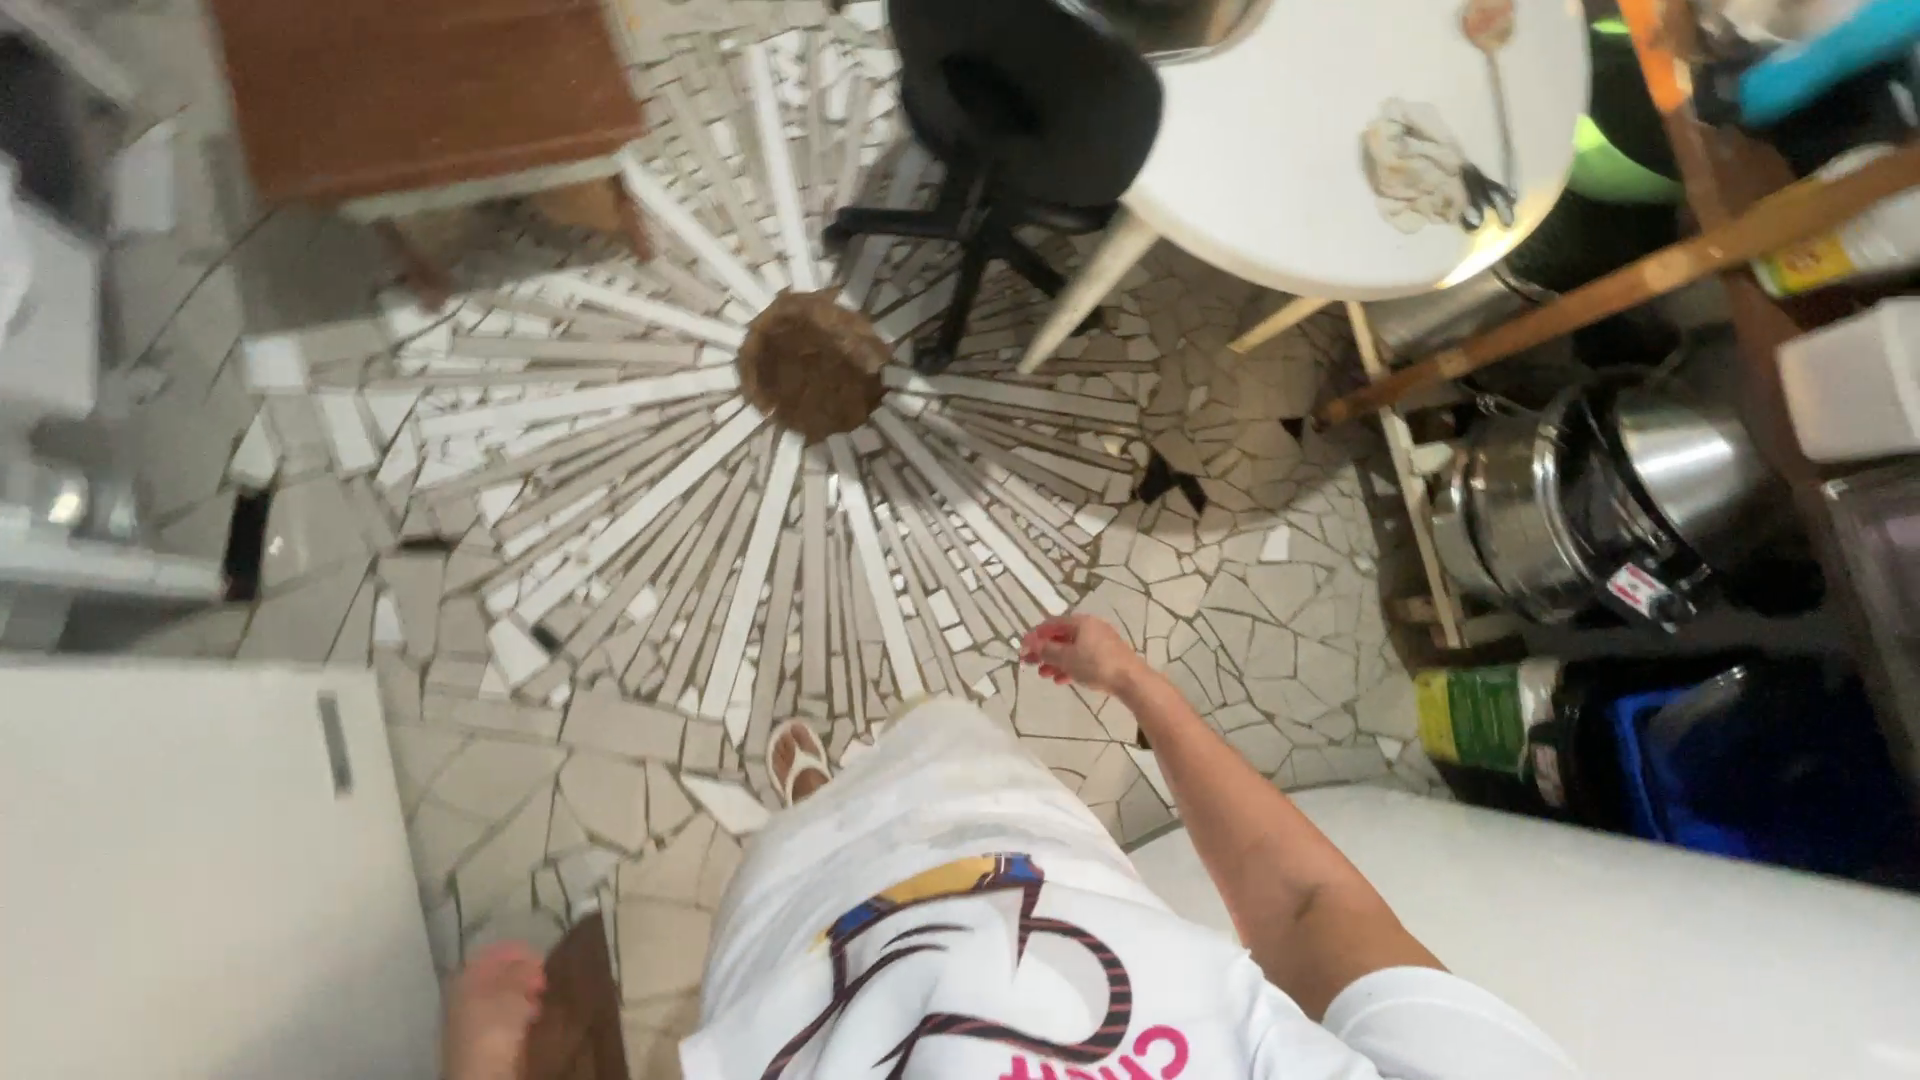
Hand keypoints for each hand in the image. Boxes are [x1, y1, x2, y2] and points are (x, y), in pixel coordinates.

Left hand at [444, 942, 547, 1079]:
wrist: (481, 1077)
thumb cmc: (495, 1027)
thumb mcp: (513, 991)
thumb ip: (520, 971)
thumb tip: (528, 961)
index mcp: (466, 980)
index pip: (490, 954)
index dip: (515, 951)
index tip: (538, 954)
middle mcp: (464, 997)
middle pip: (495, 976)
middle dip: (521, 972)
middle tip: (543, 975)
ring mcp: (471, 1020)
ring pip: (500, 996)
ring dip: (522, 992)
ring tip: (541, 994)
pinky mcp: (482, 1039)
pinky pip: (503, 1015)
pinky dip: (519, 1010)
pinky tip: (533, 1014)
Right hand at [1020, 615, 1148, 697]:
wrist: (1131, 680)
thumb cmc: (1095, 665)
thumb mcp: (1066, 658)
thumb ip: (1046, 650)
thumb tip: (1029, 642)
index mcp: (1080, 622)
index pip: (1051, 624)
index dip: (1035, 636)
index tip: (1022, 649)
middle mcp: (1090, 627)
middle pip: (1061, 637)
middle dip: (1044, 651)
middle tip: (1029, 663)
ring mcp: (1100, 642)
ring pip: (1072, 649)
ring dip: (1055, 661)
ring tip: (1043, 675)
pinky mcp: (1107, 656)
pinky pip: (1083, 658)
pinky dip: (1070, 666)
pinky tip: (1061, 680)